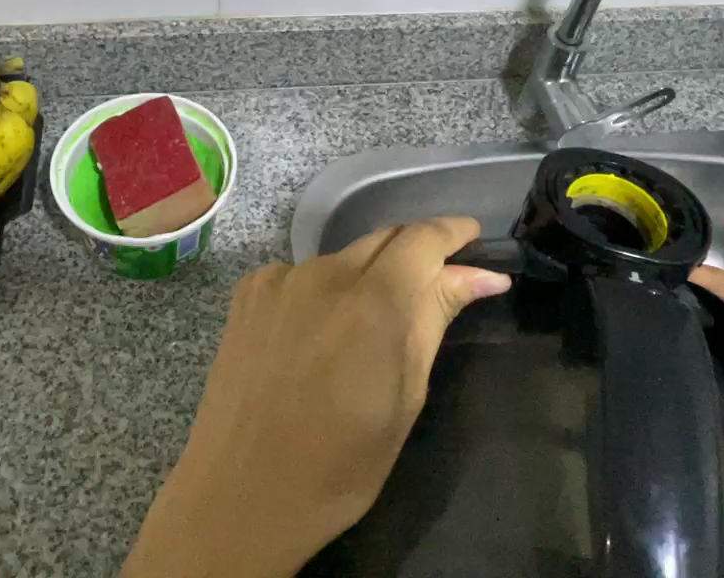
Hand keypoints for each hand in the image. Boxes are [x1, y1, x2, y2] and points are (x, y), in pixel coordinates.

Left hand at [121, 218, 511, 577]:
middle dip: (413, 252)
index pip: (423, 239)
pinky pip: (301, 275)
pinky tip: (316, 335)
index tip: (474, 235)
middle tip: (434, 282)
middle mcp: (324, 273)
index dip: (453, 231)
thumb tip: (482, 275)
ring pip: (341, 259)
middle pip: (382, 239)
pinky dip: (321, 292)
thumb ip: (436, 318)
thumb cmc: (341, 462)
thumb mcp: (406, 395)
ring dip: (364, 278)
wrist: (241, 492)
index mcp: (372, 301)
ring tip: (363, 332)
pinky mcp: (249, 290)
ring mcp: (280, 278)